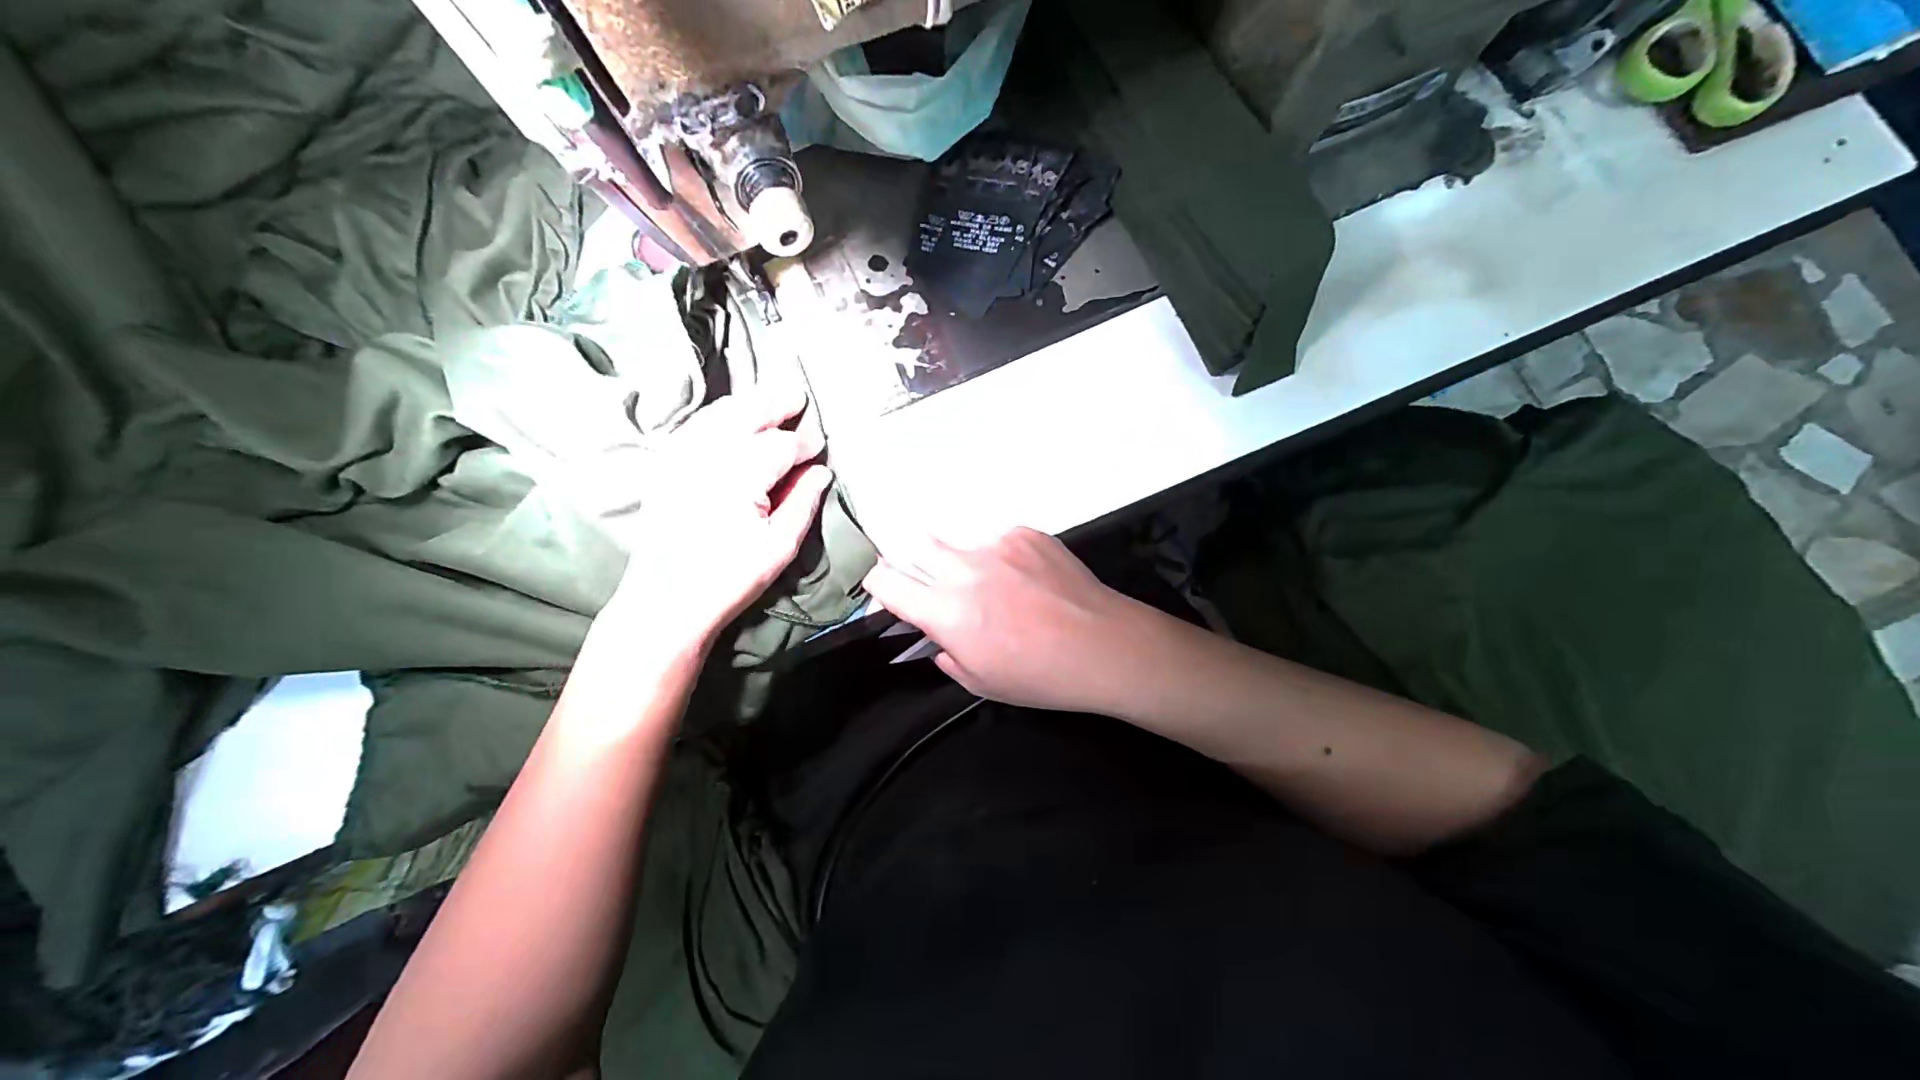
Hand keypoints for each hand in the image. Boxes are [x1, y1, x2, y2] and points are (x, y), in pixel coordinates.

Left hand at [606, 382, 831, 649]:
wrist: (664, 598)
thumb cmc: (727, 579)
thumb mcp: (778, 548)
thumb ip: (803, 503)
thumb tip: (820, 471)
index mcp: (740, 476)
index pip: (783, 444)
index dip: (806, 443)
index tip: (819, 449)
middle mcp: (708, 455)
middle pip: (750, 412)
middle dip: (777, 403)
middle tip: (799, 398)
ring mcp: (681, 455)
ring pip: (721, 412)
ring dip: (749, 403)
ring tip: (772, 401)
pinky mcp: (665, 463)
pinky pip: (696, 424)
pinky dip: (720, 414)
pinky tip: (734, 417)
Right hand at [862, 527, 1169, 713]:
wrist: (1103, 646)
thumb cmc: (1043, 674)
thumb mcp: (980, 681)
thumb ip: (944, 652)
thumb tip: (933, 635)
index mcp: (948, 613)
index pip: (887, 581)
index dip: (877, 585)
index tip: (884, 591)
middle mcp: (965, 571)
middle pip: (911, 547)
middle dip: (912, 566)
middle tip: (932, 587)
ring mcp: (996, 546)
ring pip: (953, 540)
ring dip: (956, 561)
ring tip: (987, 587)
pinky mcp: (1024, 534)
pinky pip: (993, 538)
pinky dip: (996, 556)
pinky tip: (1020, 579)